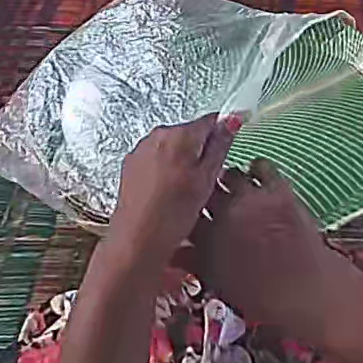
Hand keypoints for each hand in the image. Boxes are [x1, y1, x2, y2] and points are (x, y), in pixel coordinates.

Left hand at [104, 114, 241, 268]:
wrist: (135, 243)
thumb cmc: (172, 215)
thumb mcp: (207, 179)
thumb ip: (221, 145)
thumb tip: (232, 120)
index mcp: (180, 135)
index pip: (211, 120)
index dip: (224, 132)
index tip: (230, 144)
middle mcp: (157, 135)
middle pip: (191, 132)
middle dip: (201, 150)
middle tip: (207, 179)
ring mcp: (141, 149)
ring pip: (173, 146)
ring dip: (183, 160)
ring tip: (185, 191)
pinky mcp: (130, 164)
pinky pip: (157, 158)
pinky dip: (165, 169)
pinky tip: (168, 193)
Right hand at [192, 159, 356, 339]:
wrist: (306, 289)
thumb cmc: (262, 295)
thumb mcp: (220, 283)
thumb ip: (195, 263)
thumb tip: (176, 251)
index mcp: (207, 240)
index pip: (184, 213)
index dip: (183, 209)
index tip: (186, 210)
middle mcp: (225, 214)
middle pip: (204, 188)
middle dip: (205, 191)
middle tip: (210, 197)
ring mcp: (251, 198)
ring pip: (229, 173)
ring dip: (228, 179)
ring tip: (234, 188)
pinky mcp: (277, 189)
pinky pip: (260, 165)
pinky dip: (256, 168)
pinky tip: (256, 176)